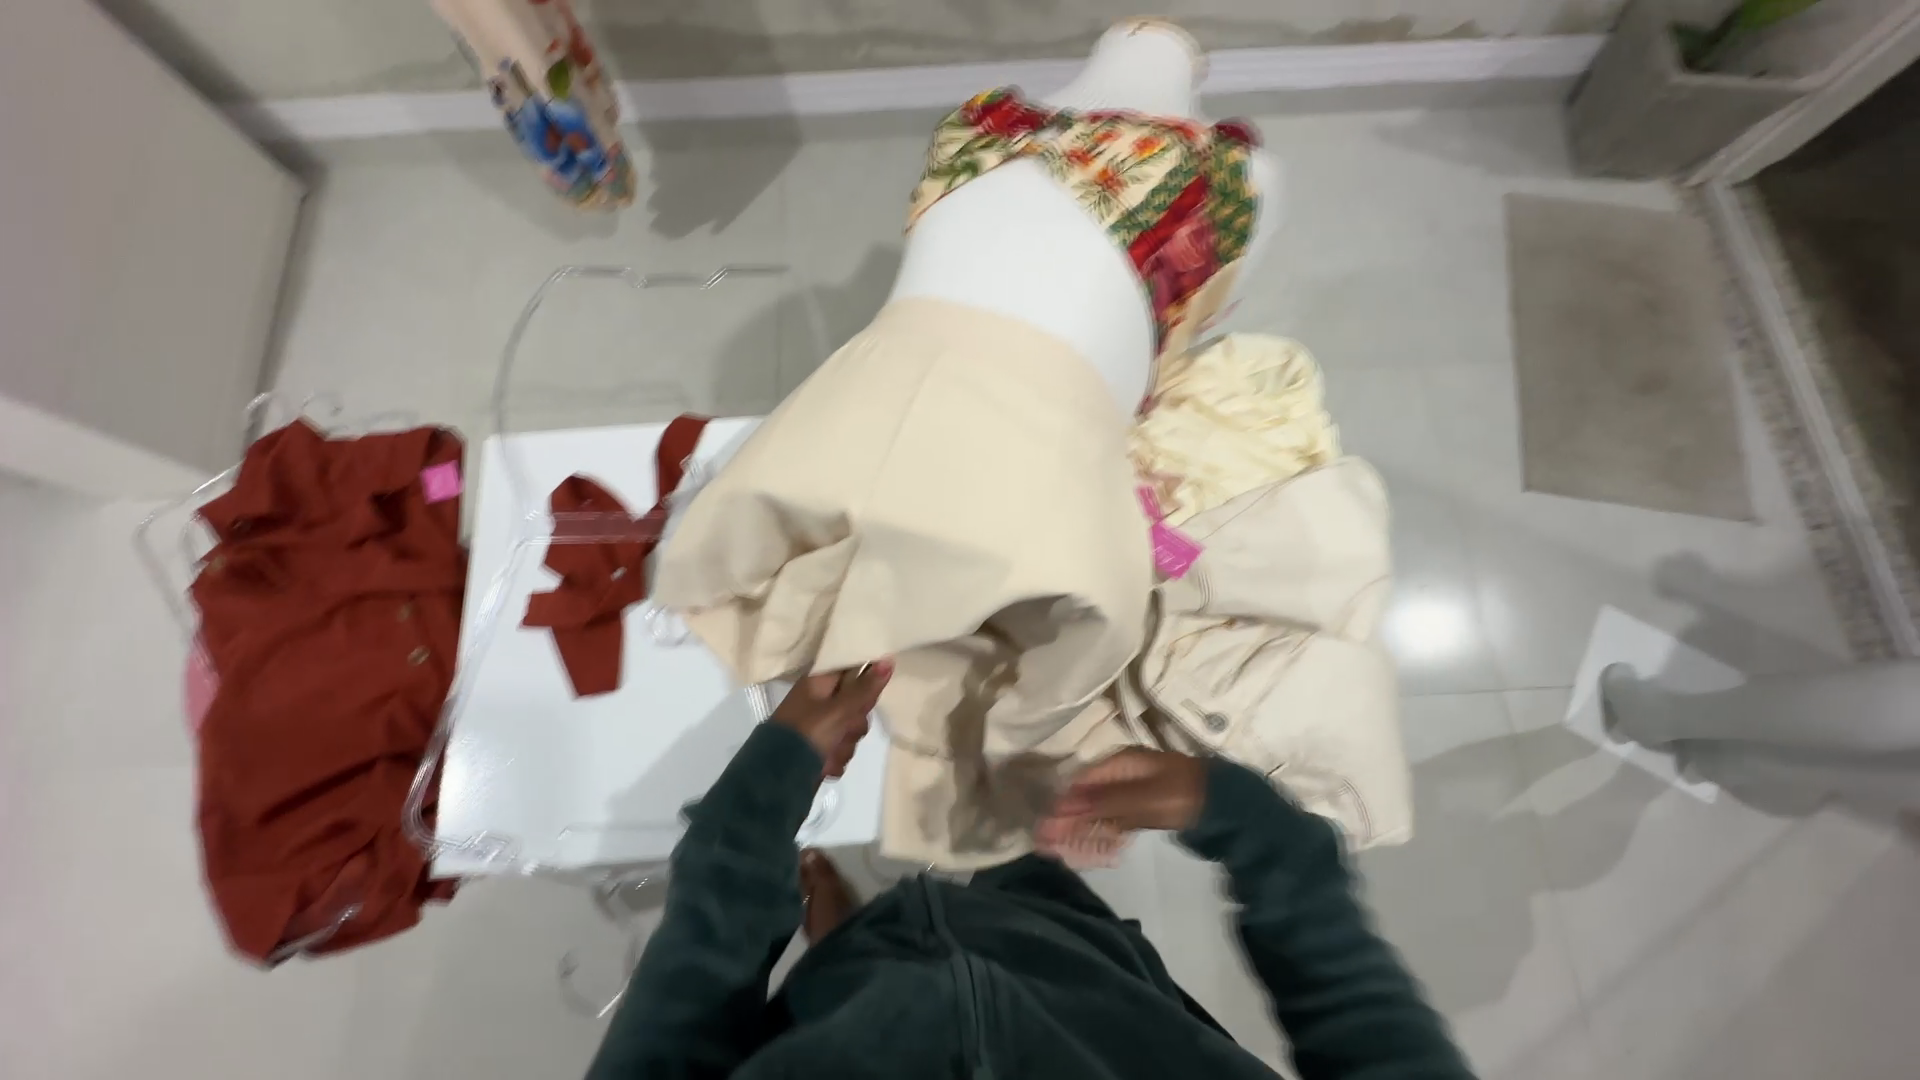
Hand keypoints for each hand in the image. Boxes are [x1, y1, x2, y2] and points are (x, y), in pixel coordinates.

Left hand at [770, 660, 891, 778]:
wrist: (778, 778)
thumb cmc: (807, 733)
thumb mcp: (839, 709)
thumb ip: (866, 688)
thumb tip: (889, 659)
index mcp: (818, 684)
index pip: (853, 671)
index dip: (864, 684)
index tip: (865, 699)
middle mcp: (819, 703)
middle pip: (857, 705)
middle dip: (855, 723)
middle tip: (843, 727)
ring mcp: (819, 727)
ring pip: (852, 731)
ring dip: (845, 745)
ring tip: (829, 752)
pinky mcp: (820, 750)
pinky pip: (843, 750)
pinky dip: (836, 759)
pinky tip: (824, 765)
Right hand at [1035, 748, 1208, 854]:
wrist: (1225, 805)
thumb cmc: (1181, 795)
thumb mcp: (1141, 798)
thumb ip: (1104, 802)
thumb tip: (1063, 806)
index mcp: (1121, 762)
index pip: (1081, 783)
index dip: (1062, 805)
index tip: (1045, 828)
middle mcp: (1124, 773)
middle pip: (1088, 797)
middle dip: (1067, 820)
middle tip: (1046, 843)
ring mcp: (1135, 791)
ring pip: (1100, 811)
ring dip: (1080, 828)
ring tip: (1060, 849)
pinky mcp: (1145, 808)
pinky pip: (1115, 820)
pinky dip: (1101, 832)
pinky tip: (1089, 847)